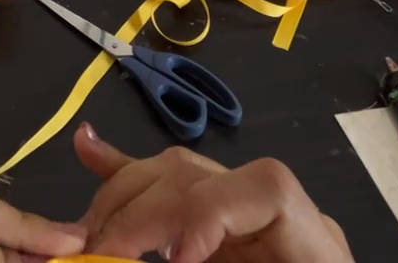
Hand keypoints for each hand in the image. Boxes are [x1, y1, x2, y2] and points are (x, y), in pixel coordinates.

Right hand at [72, 123, 350, 262]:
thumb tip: (161, 254)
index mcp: (312, 247)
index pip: (265, 190)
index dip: (209, 212)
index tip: (173, 259)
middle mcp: (275, 215)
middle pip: (198, 175)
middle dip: (141, 211)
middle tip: (97, 252)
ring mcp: (242, 213)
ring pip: (172, 173)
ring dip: (121, 197)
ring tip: (87, 233)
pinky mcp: (218, 222)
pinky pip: (166, 187)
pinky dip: (121, 171)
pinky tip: (85, 146)